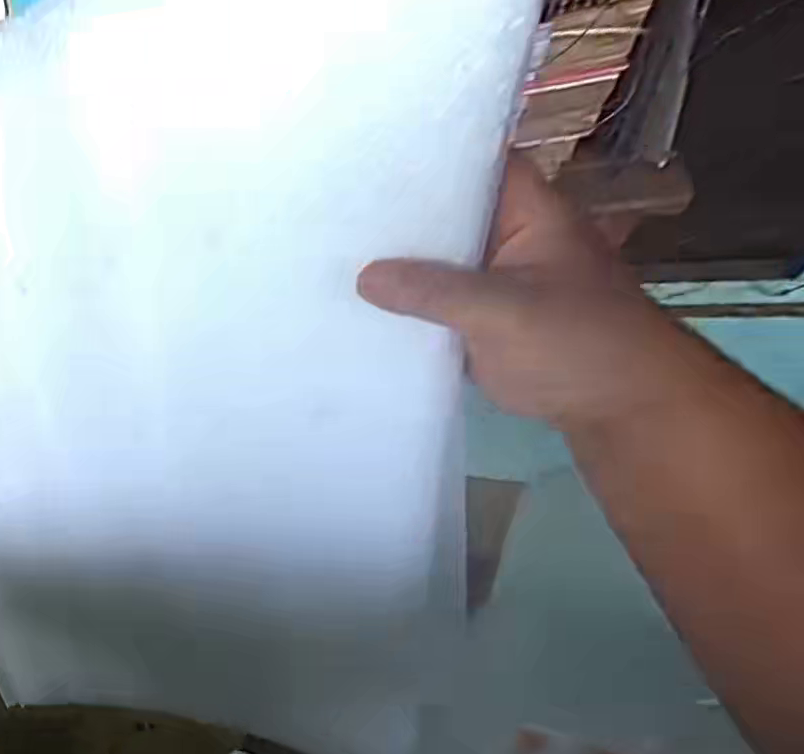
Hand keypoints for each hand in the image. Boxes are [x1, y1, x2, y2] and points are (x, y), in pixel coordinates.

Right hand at [358, 155, 700, 433]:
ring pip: (430, 267)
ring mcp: (488, 286)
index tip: (375, 169)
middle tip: (333, 221)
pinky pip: (424, 306)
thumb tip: (365, 276)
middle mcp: (507, 245)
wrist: (611, 401)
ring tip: (329, 263)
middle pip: (447, 221)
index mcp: (533, 221)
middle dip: (396, 222)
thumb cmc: (576, 341)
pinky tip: (351, 310)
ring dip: (390, 269)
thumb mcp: (503, 309)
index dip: (438, 165)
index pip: (486, 172)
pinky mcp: (470, 322)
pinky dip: (394, 307)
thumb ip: (433, 291)